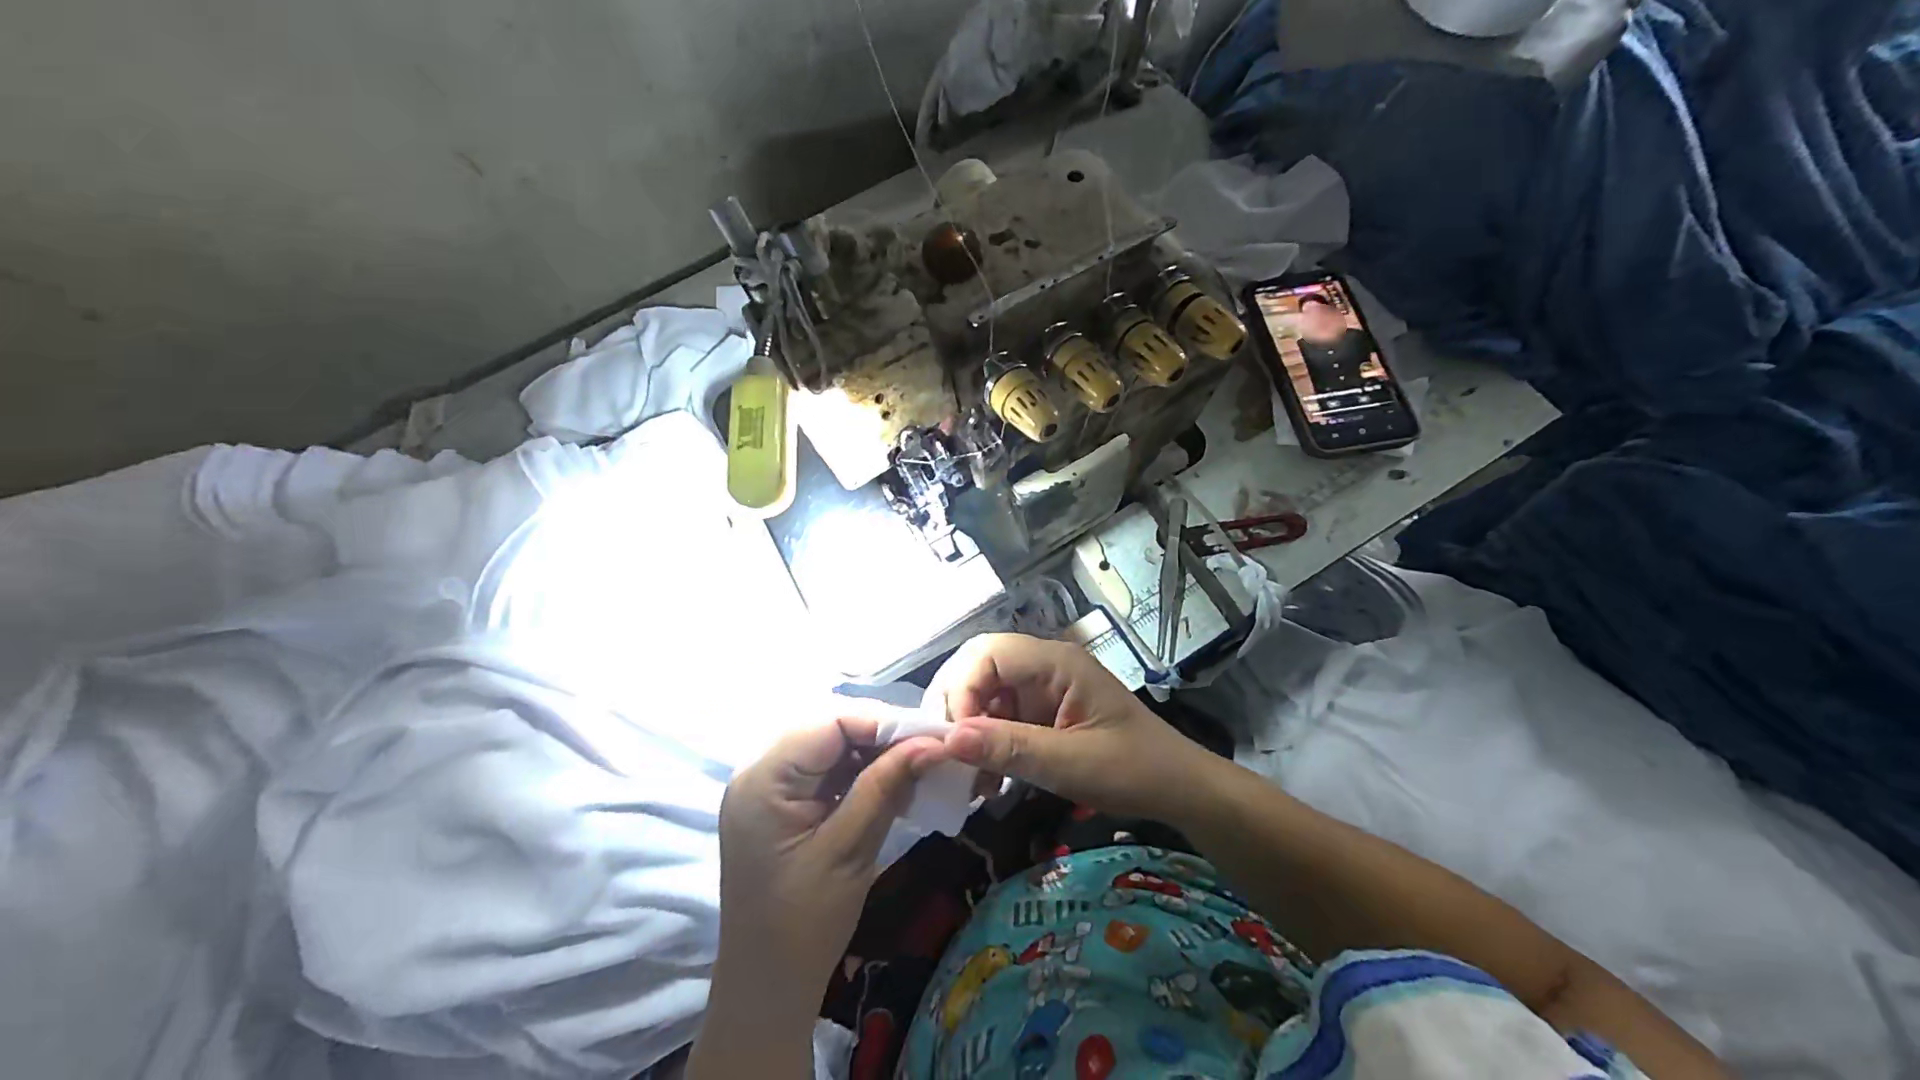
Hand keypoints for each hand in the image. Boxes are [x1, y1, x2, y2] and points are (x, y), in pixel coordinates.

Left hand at [715, 708, 946, 994]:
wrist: (767, 986)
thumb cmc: (803, 925)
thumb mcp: (848, 850)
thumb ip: (885, 787)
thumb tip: (932, 742)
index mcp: (764, 780)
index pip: (829, 722)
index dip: (882, 721)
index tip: (931, 736)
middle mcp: (759, 772)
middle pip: (829, 728)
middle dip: (881, 735)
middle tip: (930, 750)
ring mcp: (769, 788)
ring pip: (831, 747)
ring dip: (875, 754)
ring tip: (918, 767)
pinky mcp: (783, 804)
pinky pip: (826, 771)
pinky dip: (860, 774)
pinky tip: (893, 786)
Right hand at [927, 634, 1225, 824]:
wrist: (1178, 788)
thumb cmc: (1134, 769)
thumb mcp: (1071, 764)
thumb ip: (1010, 748)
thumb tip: (948, 739)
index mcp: (1056, 663)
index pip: (987, 653)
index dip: (962, 689)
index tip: (956, 739)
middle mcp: (1043, 666)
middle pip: (978, 666)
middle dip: (955, 705)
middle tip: (946, 751)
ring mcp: (1040, 688)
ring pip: (982, 693)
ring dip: (966, 730)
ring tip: (965, 774)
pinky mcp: (1040, 712)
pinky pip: (997, 716)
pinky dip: (983, 744)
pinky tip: (985, 778)